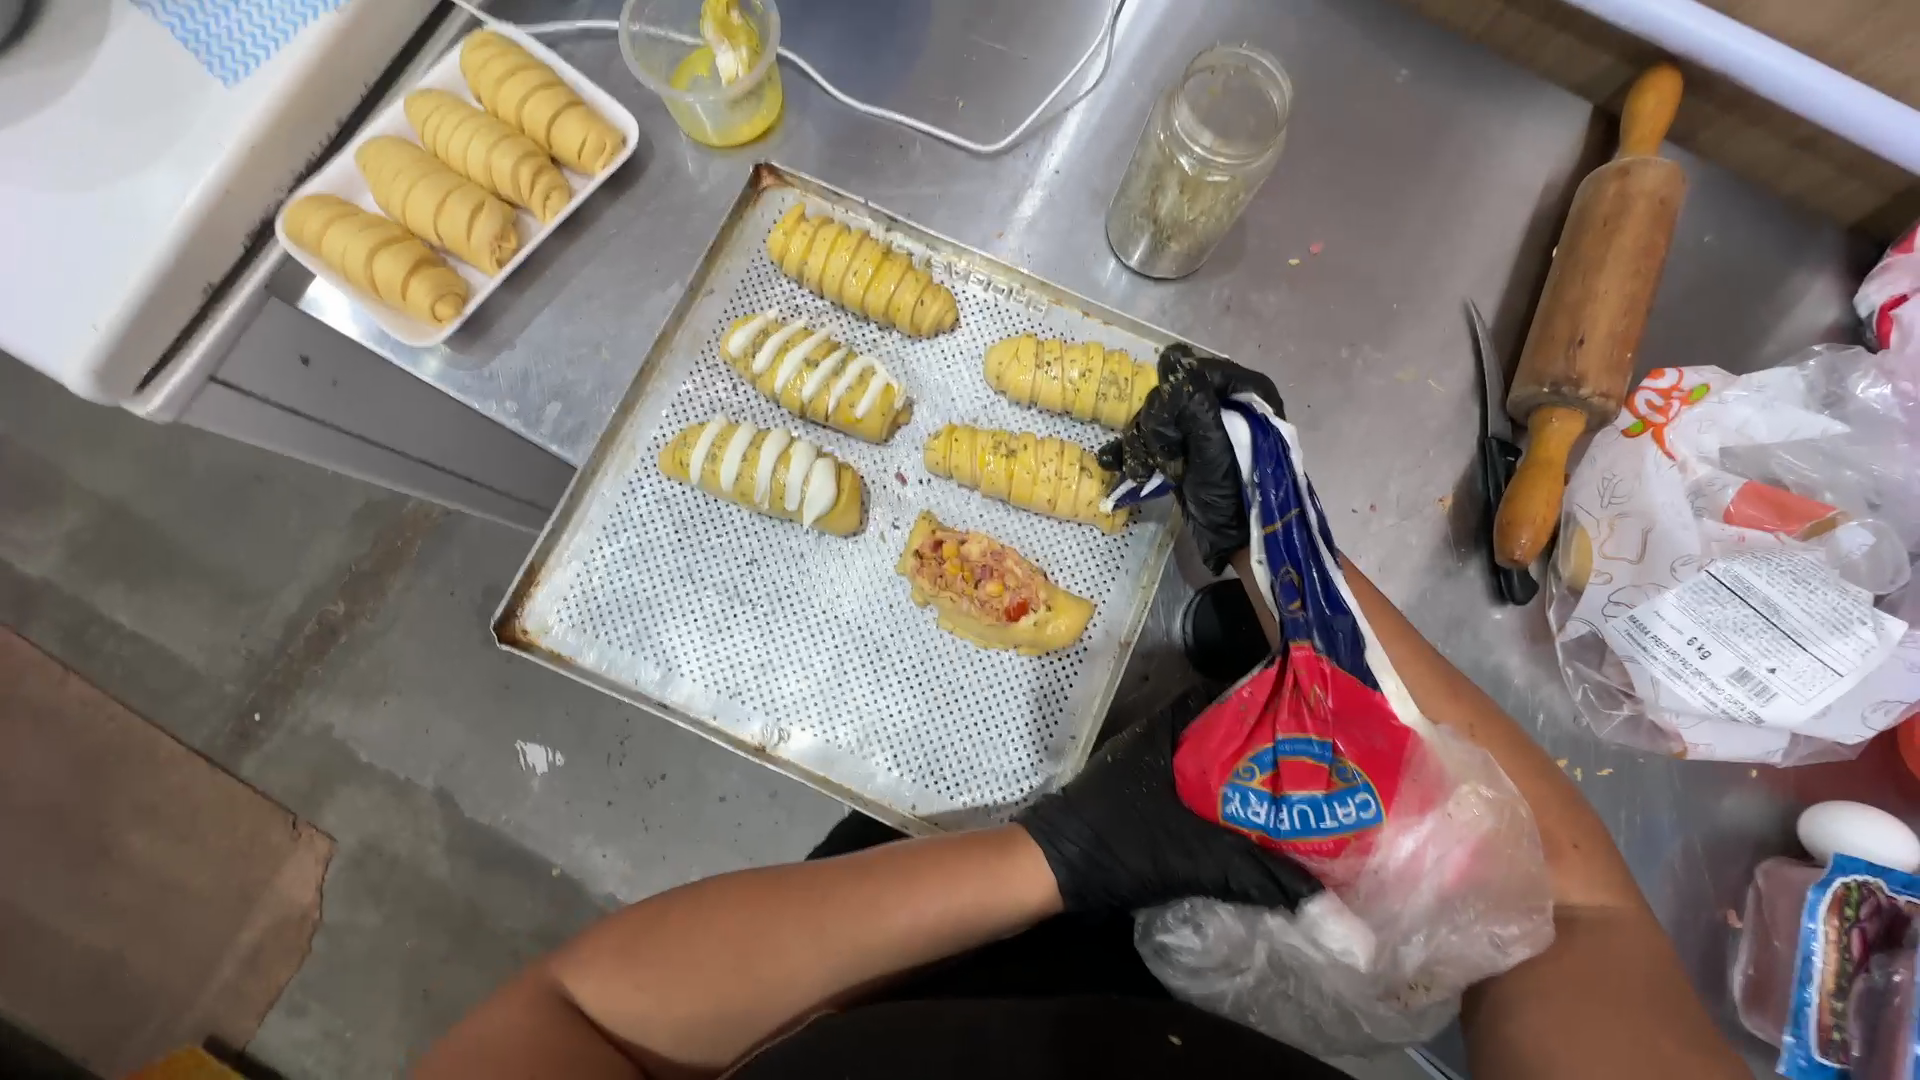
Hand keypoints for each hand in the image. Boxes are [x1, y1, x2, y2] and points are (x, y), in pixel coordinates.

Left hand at [1015, 688, 1322, 913]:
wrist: (1050, 871)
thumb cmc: (1116, 843)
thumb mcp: (1192, 855)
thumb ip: (1256, 873)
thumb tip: (1322, 895)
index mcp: (1160, 734)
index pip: (1215, 701)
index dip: (1257, 706)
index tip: (1299, 724)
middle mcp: (1151, 745)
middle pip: (1213, 738)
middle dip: (1256, 753)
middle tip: (1306, 771)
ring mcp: (1140, 775)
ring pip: (1200, 769)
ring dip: (1236, 786)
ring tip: (1286, 804)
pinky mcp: (1136, 805)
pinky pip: (1187, 797)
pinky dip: (1216, 810)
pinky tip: (1245, 833)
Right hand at [1098, 345, 1283, 573]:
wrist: (1237, 543)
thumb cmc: (1235, 495)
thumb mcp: (1213, 447)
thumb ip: (1193, 403)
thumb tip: (1171, 358)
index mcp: (1248, 394)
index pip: (1198, 372)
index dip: (1174, 396)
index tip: (1165, 428)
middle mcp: (1226, 403)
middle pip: (1173, 396)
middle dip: (1156, 428)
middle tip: (1160, 458)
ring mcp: (1204, 428)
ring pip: (1159, 418)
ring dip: (1142, 444)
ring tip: (1137, 469)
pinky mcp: (1188, 448)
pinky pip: (1156, 438)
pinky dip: (1137, 451)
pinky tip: (1114, 462)